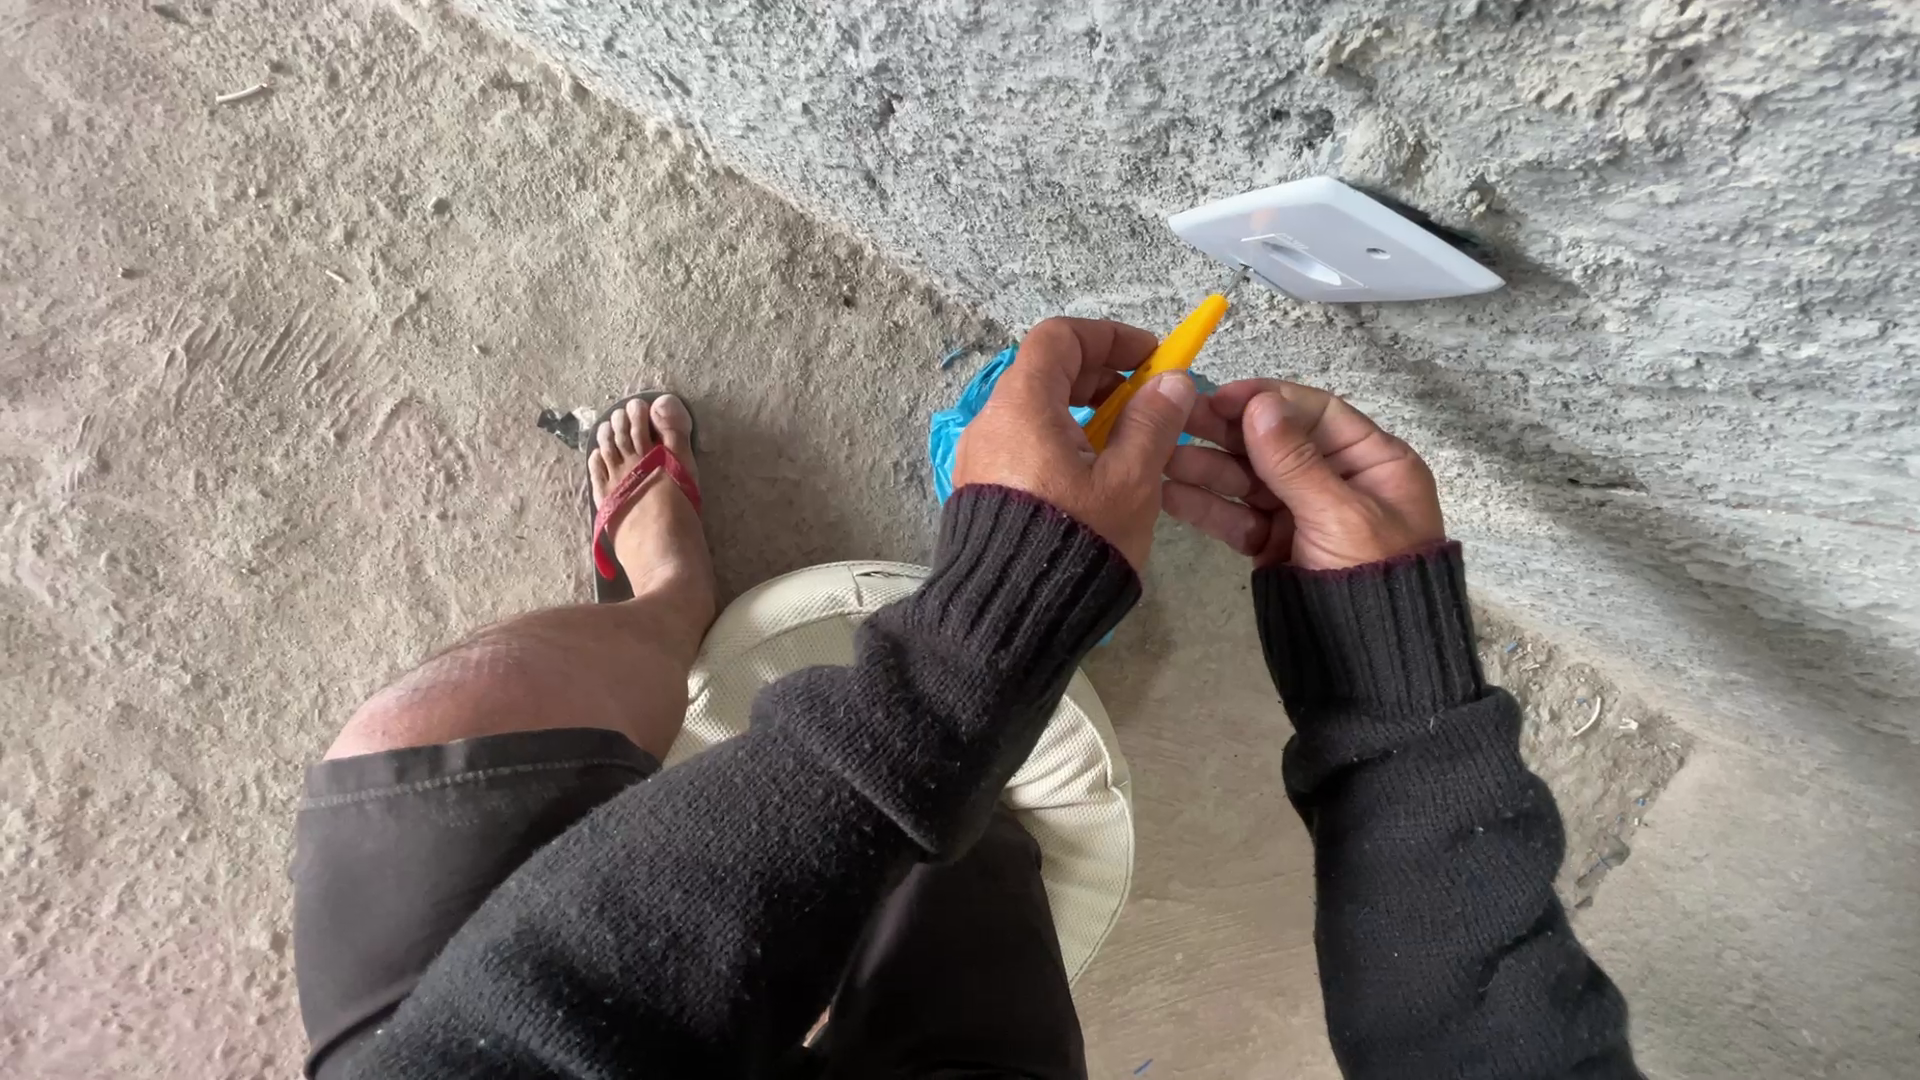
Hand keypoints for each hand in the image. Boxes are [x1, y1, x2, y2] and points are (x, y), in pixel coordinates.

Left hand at [952, 317, 1196, 569]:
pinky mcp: (982, 489)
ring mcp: (981, 458)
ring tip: (1127, 446)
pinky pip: (1025, 447)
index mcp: (1022, 406)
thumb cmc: (1077, 540)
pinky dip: (1062, 444)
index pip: (1059, 338)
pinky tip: (1093, 478)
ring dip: (1085, 415)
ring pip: (1037, 414)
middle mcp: (991, 423)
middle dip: (1102, 377)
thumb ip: (1152, 423)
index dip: (1108, 337)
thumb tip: (1168, 383)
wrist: (1012, 614)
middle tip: (1146, 402)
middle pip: (1046, 373)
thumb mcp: (1129, 481)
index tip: (1150, 358)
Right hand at [1163, 379, 1444, 569]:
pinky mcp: (1270, 542)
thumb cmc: (1370, 577)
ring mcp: (1299, 512)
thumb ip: (1295, 461)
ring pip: (1246, 480)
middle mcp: (1333, 480)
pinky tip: (1168, 493)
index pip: (1316, 414)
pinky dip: (1204, 506)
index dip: (1267, 400)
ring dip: (1204, 467)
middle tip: (1176, 418)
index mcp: (1372, 462)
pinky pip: (1234, 516)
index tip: (1220, 396)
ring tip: (1161, 456)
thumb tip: (1259, 403)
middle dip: (1225, 432)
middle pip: (1273, 443)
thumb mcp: (1340, 515)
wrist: (1364, 662)